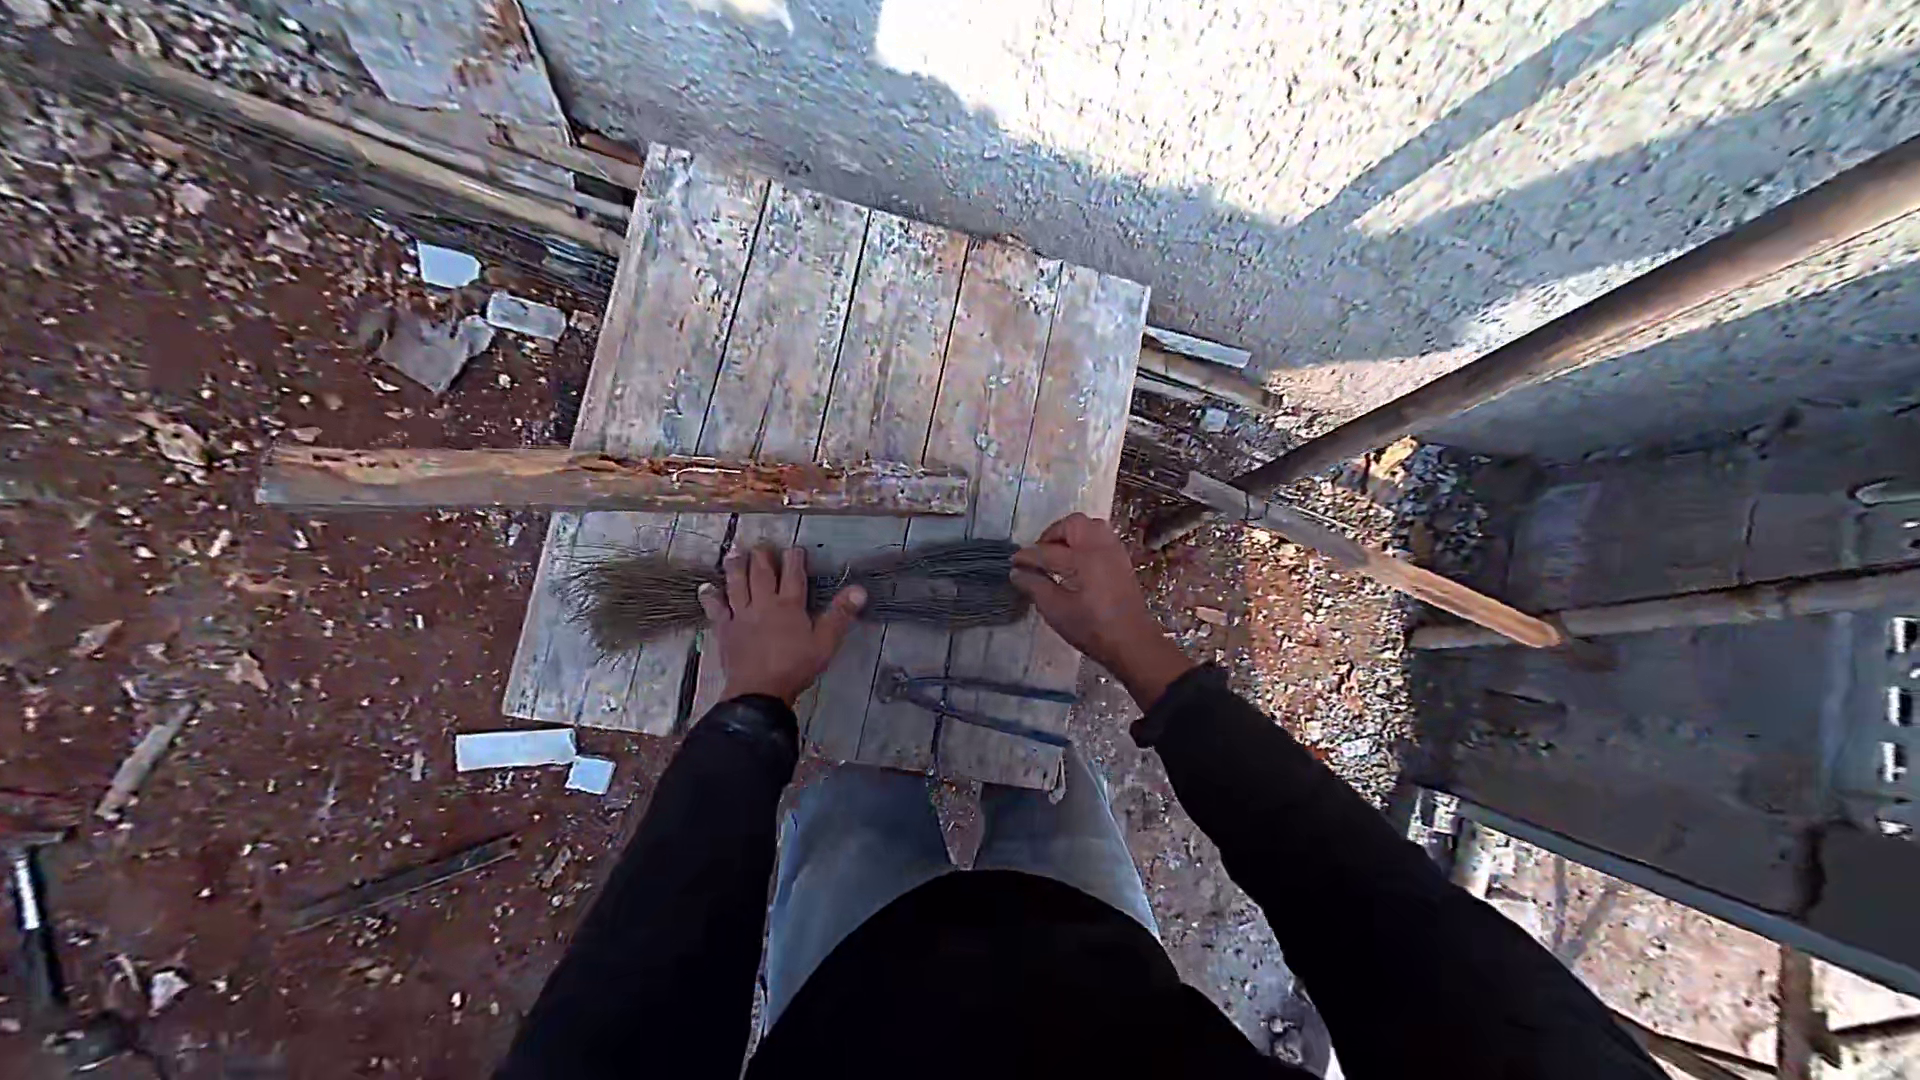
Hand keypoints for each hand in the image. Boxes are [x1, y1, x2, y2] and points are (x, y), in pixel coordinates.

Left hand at [699, 546, 865, 705]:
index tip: (795, 548)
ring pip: (737, 585)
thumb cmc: (796, 667)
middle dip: (762, 557)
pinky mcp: (725, 630)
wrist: (759, 691)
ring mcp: (741, 616)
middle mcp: (764, 604)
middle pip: (762, 574)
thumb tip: (859, 589)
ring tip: (735, 553)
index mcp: (789, 605)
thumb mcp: (826, 643)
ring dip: (736, 568)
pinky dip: (711, 597)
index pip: (794, 575)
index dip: (795, 559)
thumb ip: (840, 614)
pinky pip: (716, 609)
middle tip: (761, 545)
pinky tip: (707, 588)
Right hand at [1010, 513, 1195, 709]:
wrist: (1131, 642)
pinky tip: (1076, 561)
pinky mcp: (1121, 560)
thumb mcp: (1056, 610)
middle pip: (1073, 524)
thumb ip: (1035, 587)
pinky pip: (1101, 537)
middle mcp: (1100, 548)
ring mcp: (1114, 552)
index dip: (1026, 557)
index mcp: (1083, 559)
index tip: (1014, 563)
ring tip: (1058, 554)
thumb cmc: (1091, 628)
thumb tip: (1017, 572)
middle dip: (1052, 535)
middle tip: (1039, 554)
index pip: (1046, 551)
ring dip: (1070, 535)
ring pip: (1090, 526)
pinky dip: (1085, 541)